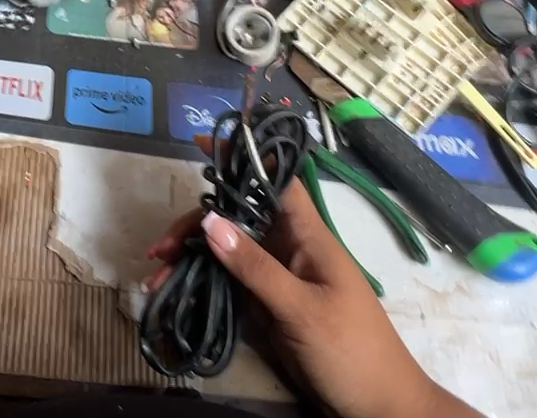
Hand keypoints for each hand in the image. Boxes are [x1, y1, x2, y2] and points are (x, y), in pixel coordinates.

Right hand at [146, 182, 479, 417]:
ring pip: (226, 247)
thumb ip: (255, 267)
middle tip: (162, 249)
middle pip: (236, 216)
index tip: (202, 145)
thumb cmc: (353, 352)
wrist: (380, 411)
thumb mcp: (302, 310)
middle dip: (196, 224)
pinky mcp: (266, 301)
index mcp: (307, 233)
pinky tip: (175, 289)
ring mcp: (275, 273)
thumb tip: (208, 220)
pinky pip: (227, 278)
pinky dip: (200, 280)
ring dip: (191, 255)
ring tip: (157, 275)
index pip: (274, 179)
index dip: (243, 156)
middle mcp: (287, 245)